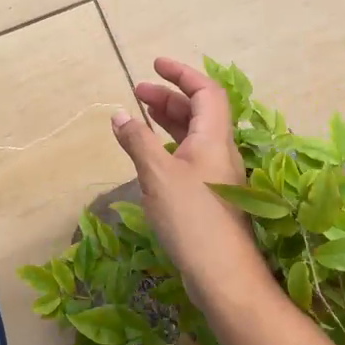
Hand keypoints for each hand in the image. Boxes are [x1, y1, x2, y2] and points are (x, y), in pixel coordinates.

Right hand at [111, 57, 262, 306]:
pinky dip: (167, 145)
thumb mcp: (157, 173)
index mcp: (213, 139)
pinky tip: (148, 155)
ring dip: (167, 120)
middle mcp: (219, 152)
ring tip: (138, 116)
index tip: (155, 64)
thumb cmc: (193, 218)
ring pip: (193, 135)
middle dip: (168, 96)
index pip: (206, 92)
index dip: (182, 73)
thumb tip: (119, 114)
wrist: (225, 279)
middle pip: (199, 112)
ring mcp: (216, 177)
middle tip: (137, 91)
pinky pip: (189, 157)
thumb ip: (137, 139)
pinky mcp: (209, 198)